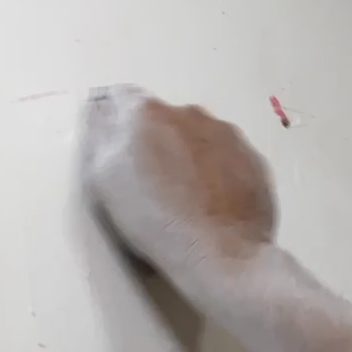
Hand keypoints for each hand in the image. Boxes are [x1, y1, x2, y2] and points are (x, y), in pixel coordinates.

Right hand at [80, 85, 277, 279]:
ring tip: (184, 194)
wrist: (221, 255)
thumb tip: (100, 108)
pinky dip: (215, 169)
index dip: (113, 118)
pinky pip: (225, 154)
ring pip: (194, 134)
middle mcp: (187, 111)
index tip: (114, 145)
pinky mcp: (253, 158)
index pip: (120, 96)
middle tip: (149, 179)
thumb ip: (99, 133)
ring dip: (185, 153)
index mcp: (144, 112)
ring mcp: (225, 132)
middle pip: (159, 117)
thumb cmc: (151, 217)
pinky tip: (211, 201)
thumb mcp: (102, 177)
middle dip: (152, 139)